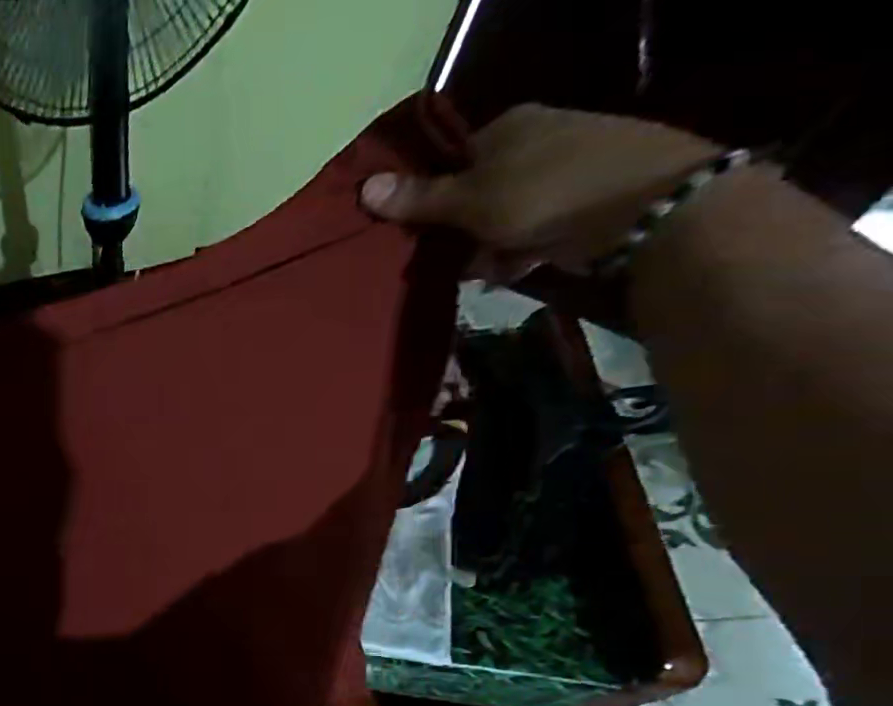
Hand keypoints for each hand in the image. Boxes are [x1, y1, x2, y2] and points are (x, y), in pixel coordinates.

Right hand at [360, 104, 721, 279]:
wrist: (651, 208)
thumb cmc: (545, 195)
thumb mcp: (468, 201)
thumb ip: (418, 197)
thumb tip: (364, 186)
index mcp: (507, 125)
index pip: (449, 158)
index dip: (427, 195)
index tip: (414, 230)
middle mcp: (539, 136)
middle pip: (474, 190)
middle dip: (457, 229)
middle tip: (446, 259)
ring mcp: (569, 164)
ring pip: (503, 213)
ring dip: (488, 245)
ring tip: (486, 271)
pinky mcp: (593, 194)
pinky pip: (537, 225)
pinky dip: (522, 248)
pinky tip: (518, 268)